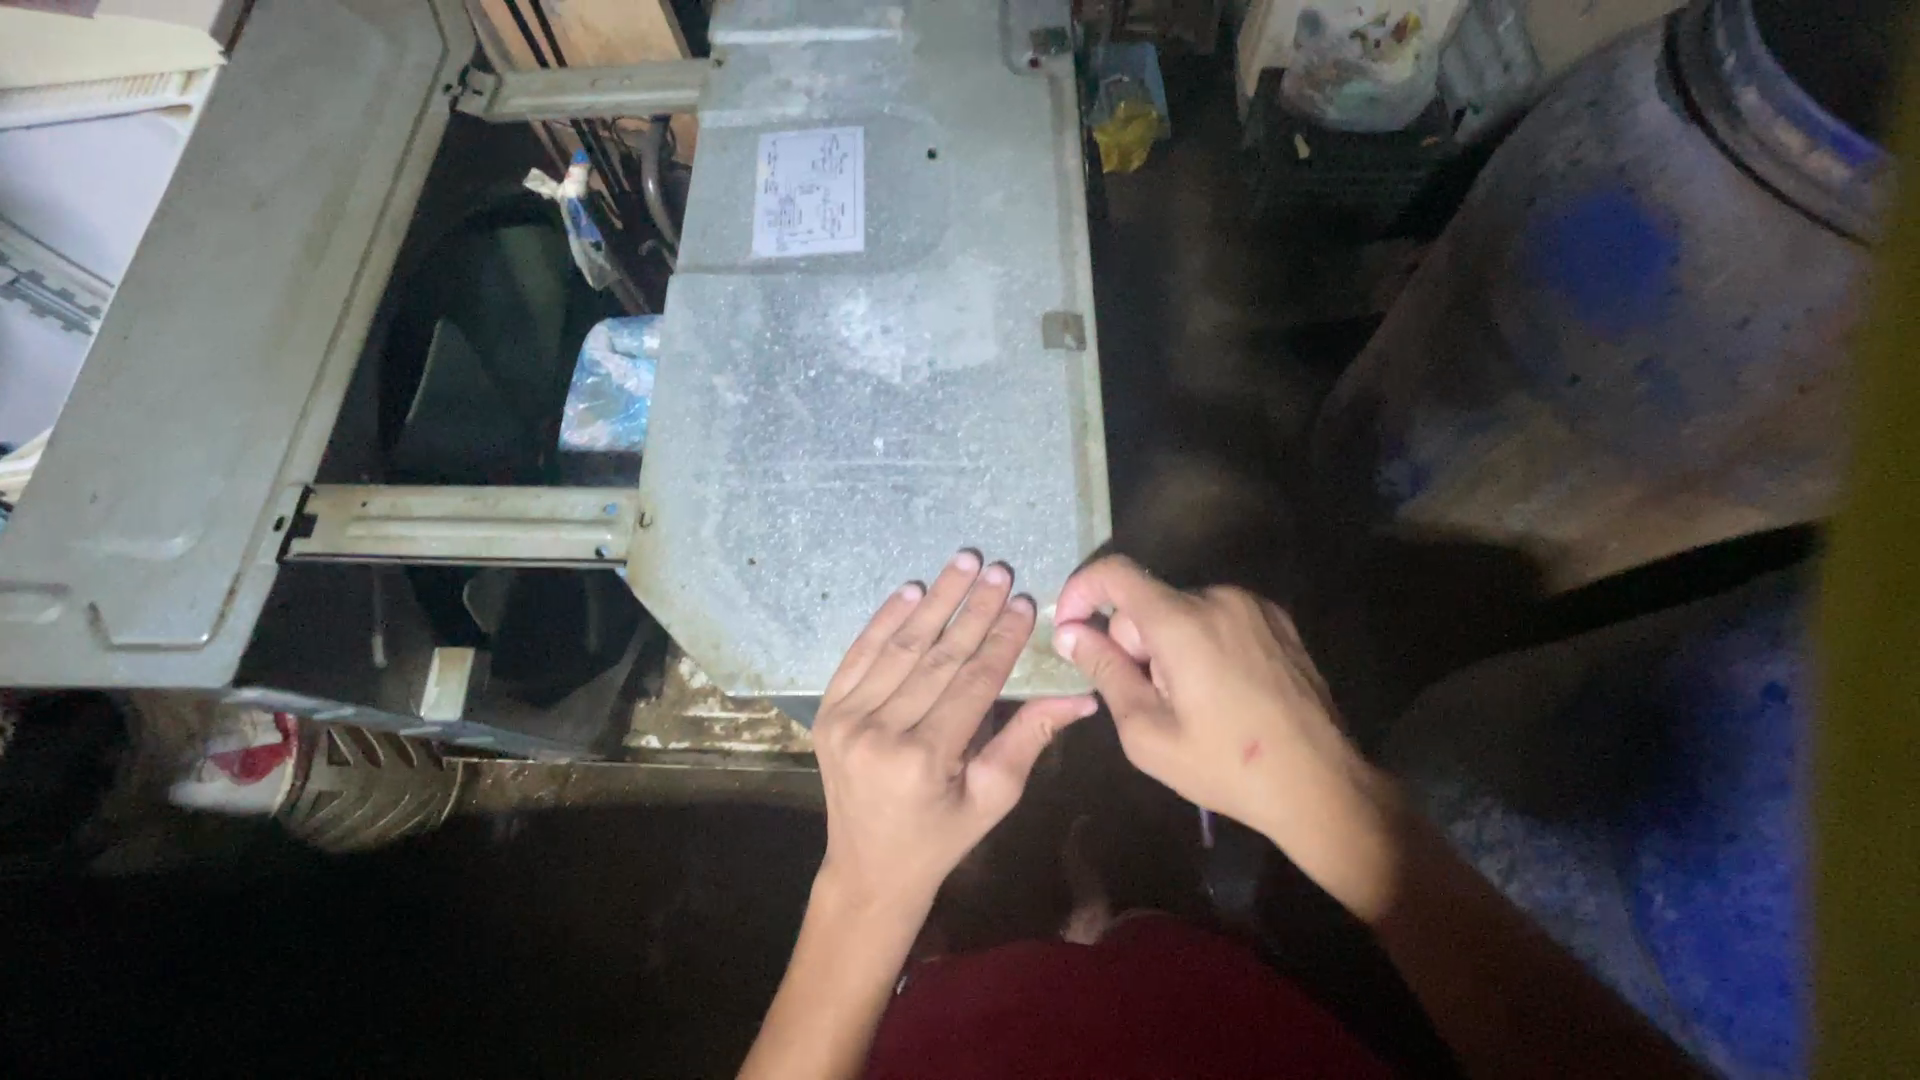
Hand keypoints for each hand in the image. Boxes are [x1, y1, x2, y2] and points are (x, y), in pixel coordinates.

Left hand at [812, 550, 1097, 922]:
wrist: (868, 868)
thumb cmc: (941, 837)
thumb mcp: (993, 797)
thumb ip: (1030, 738)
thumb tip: (1081, 696)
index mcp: (924, 759)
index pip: (973, 682)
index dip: (1002, 640)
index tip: (1024, 601)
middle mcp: (879, 733)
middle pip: (937, 657)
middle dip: (973, 609)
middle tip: (998, 569)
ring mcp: (846, 720)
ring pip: (899, 647)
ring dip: (934, 601)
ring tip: (963, 562)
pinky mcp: (827, 712)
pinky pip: (859, 655)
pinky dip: (885, 619)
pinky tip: (911, 589)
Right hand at [1050, 555, 1406, 921]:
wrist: (1321, 784)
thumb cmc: (1225, 766)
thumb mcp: (1147, 732)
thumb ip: (1104, 672)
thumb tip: (1068, 632)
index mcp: (1182, 622)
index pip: (1115, 573)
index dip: (1080, 591)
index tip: (1070, 628)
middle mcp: (1218, 597)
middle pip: (1147, 603)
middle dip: (1133, 644)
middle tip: (1151, 699)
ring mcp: (1253, 605)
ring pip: (1180, 610)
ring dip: (1168, 645)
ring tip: (1191, 701)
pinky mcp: (1277, 619)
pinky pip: (1215, 617)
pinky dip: (1201, 642)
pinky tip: (1221, 691)